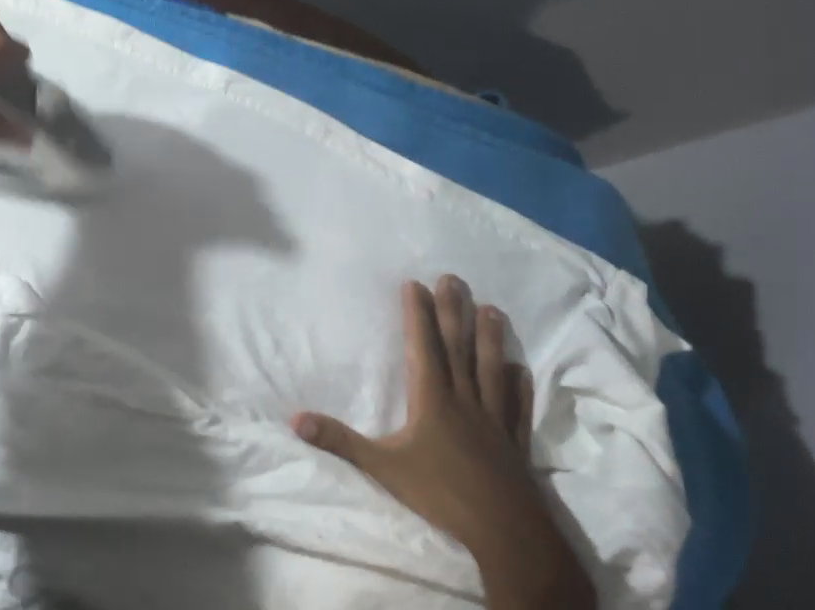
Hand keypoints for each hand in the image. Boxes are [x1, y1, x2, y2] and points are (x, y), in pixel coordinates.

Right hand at [292, 277, 594, 609]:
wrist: (508, 534)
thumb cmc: (442, 494)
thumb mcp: (382, 467)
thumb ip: (340, 441)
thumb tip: (294, 419)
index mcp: (432, 401)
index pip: (424, 348)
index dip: (419, 315)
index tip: (416, 284)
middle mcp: (465, 402)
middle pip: (459, 350)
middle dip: (454, 313)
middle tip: (455, 279)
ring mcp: (494, 423)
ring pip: (491, 371)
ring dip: (491, 339)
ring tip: (493, 310)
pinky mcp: (514, 445)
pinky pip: (516, 408)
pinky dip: (518, 387)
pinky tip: (520, 369)